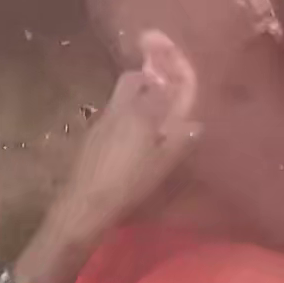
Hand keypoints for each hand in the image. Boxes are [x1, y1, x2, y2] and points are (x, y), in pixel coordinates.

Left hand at [53, 30, 200, 233]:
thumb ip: (180, 141)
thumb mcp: (162, 164)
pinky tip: (126, 137)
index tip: (178, 85)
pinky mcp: (90, 135)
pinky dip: (120, 117)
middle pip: (130, 80)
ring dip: (132, 99)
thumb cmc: (130, 182)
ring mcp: (101, 120)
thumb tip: (197, 124)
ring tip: (146, 118)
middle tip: (159, 93)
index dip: (168, 83)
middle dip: (144, 80)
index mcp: (140, 112)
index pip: (157, 86)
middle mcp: (119, 108)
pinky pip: (109, 115)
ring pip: (118, 97)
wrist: (86, 202)